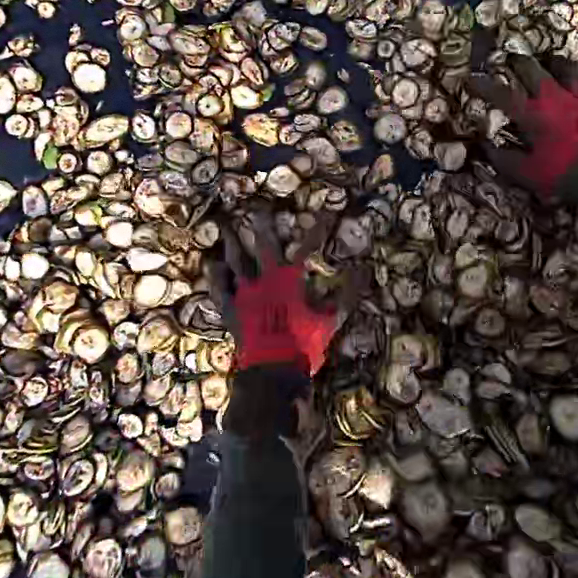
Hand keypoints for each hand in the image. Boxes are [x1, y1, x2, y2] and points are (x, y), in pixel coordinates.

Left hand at [209, 210, 348, 438]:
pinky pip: (220, 287)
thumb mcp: (330, 321)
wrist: (272, 370)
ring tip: (227, 227)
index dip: (318, 229)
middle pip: (263, 243)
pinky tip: (212, 263)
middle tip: (257, 207)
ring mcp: (244, 292)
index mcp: (290, 279)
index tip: (325, 212)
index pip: (307, 247)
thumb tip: (364, 270)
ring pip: (236, 260)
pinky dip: (216, 274)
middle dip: (262, 223)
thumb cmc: (304, 344)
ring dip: (233, 242)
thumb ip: (346, 295)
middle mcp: (265, 278)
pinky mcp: (230, 308)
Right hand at [468, 53, 577, 199]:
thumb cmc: (561, 174)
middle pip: (533, 69)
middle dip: (518, 62)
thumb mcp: (523, 171)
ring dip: (555, 62)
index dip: (483, 85)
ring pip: (568, 67)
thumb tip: (485, 145)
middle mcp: (555, 98)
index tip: (471, 79)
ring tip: (549, 60)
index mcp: (532, 114)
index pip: (502, 94)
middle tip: (510, 59)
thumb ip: (502, 157)